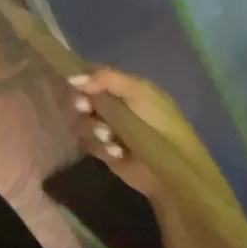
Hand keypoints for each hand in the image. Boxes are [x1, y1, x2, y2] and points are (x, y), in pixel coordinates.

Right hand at [69, 67, 235, 209]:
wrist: (174, 171)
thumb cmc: (161, 125)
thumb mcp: (138, 92)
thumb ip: (106, 79)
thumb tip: (72, 78)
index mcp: (124, 88)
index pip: (93, 76)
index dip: (81, 79)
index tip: (73, 84)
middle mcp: (114, 106)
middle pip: (82, 98)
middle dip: (81, 103)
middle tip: (84, 109)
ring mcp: (108, 129)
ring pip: (81, 121)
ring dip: (91, 127)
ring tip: (108, 137)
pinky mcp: (105, 152)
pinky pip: (88, 144)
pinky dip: (99, 147)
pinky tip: (117, 152)